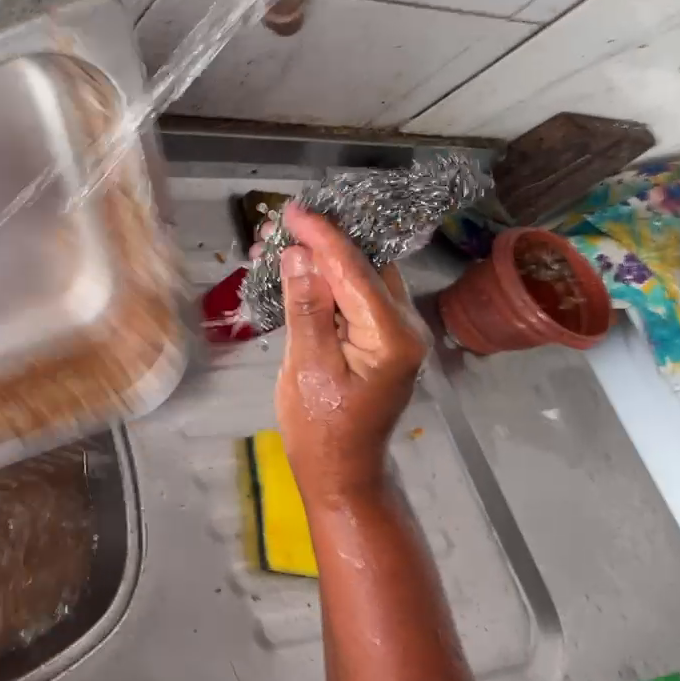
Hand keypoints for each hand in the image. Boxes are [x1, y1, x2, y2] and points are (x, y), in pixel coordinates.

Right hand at [272, 205, 426, 508]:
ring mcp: (393, 333)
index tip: (293, 211)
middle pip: (364, 267)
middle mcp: (404, 326)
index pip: (356, 270)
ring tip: (275, 247)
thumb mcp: (307, 365)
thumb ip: (306, 307)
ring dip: (319, 260)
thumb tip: (298, 255)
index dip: (323, 237)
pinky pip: (352, 297)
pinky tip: (294, 274)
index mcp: (393, 335)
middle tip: (277, 227)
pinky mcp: (377, 339)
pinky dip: (324, 282)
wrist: (339, 470)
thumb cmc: (320, 425)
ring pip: (357, 279)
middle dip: (321, 242)